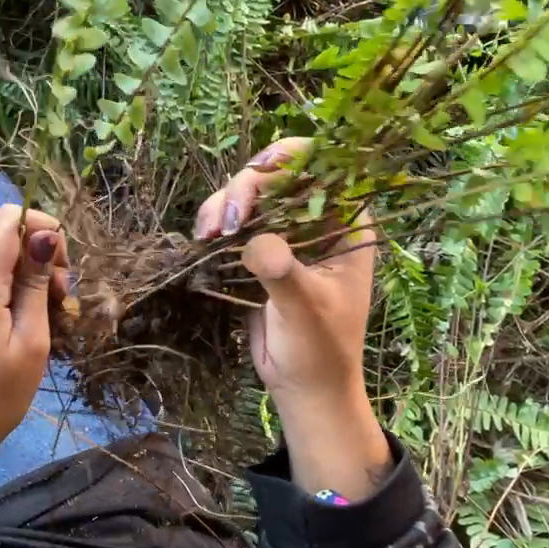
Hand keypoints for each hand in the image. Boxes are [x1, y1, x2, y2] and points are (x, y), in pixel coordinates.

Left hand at [0, 204, 66, 487]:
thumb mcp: (30, 341)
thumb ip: (35, 284)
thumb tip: (45, 235)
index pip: (10, 219)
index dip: (43, 231)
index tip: (63, 271)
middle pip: (4, 237)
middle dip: (40, 256)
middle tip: (61, 301)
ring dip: (29, 276)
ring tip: (49, 316)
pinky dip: (11, 290)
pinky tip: (26, 323)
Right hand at [195, 138, 390, 496]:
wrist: (303, 387)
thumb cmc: (320, 351)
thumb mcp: (306, 310)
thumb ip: (283, 272)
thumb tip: (255, 242)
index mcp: (346, 225)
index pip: (323, 170)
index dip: (289, 160)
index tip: (256, 176)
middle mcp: (317, 222)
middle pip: (276, 175)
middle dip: (243, 187)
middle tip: (221, 222)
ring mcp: (285, 234)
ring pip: (249, 195)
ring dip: (221, 205)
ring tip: (206, 234)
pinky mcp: (258, 251)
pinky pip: (232, 221)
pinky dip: (214, 223)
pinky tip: (202, 239)